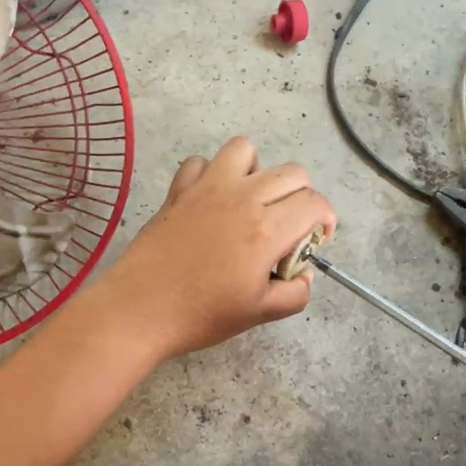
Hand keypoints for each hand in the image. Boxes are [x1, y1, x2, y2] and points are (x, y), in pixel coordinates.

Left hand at [88, 137, 336, 360]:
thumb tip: (302, 274)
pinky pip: (202, 162)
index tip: (315, 241)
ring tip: (251, 202)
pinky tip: (211, 201)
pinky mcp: (179, 190)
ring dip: (258, 171)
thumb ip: (295, 293)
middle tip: (287, 227)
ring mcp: (207, 188)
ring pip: (246, 150)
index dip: (325, 220)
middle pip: (292, 172)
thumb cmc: (202, 315)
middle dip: (301, 196)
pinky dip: (213, 173)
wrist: (140, 309)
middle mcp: (242, 198)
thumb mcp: (260, 314)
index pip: (314, 202)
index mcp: (267, 229)